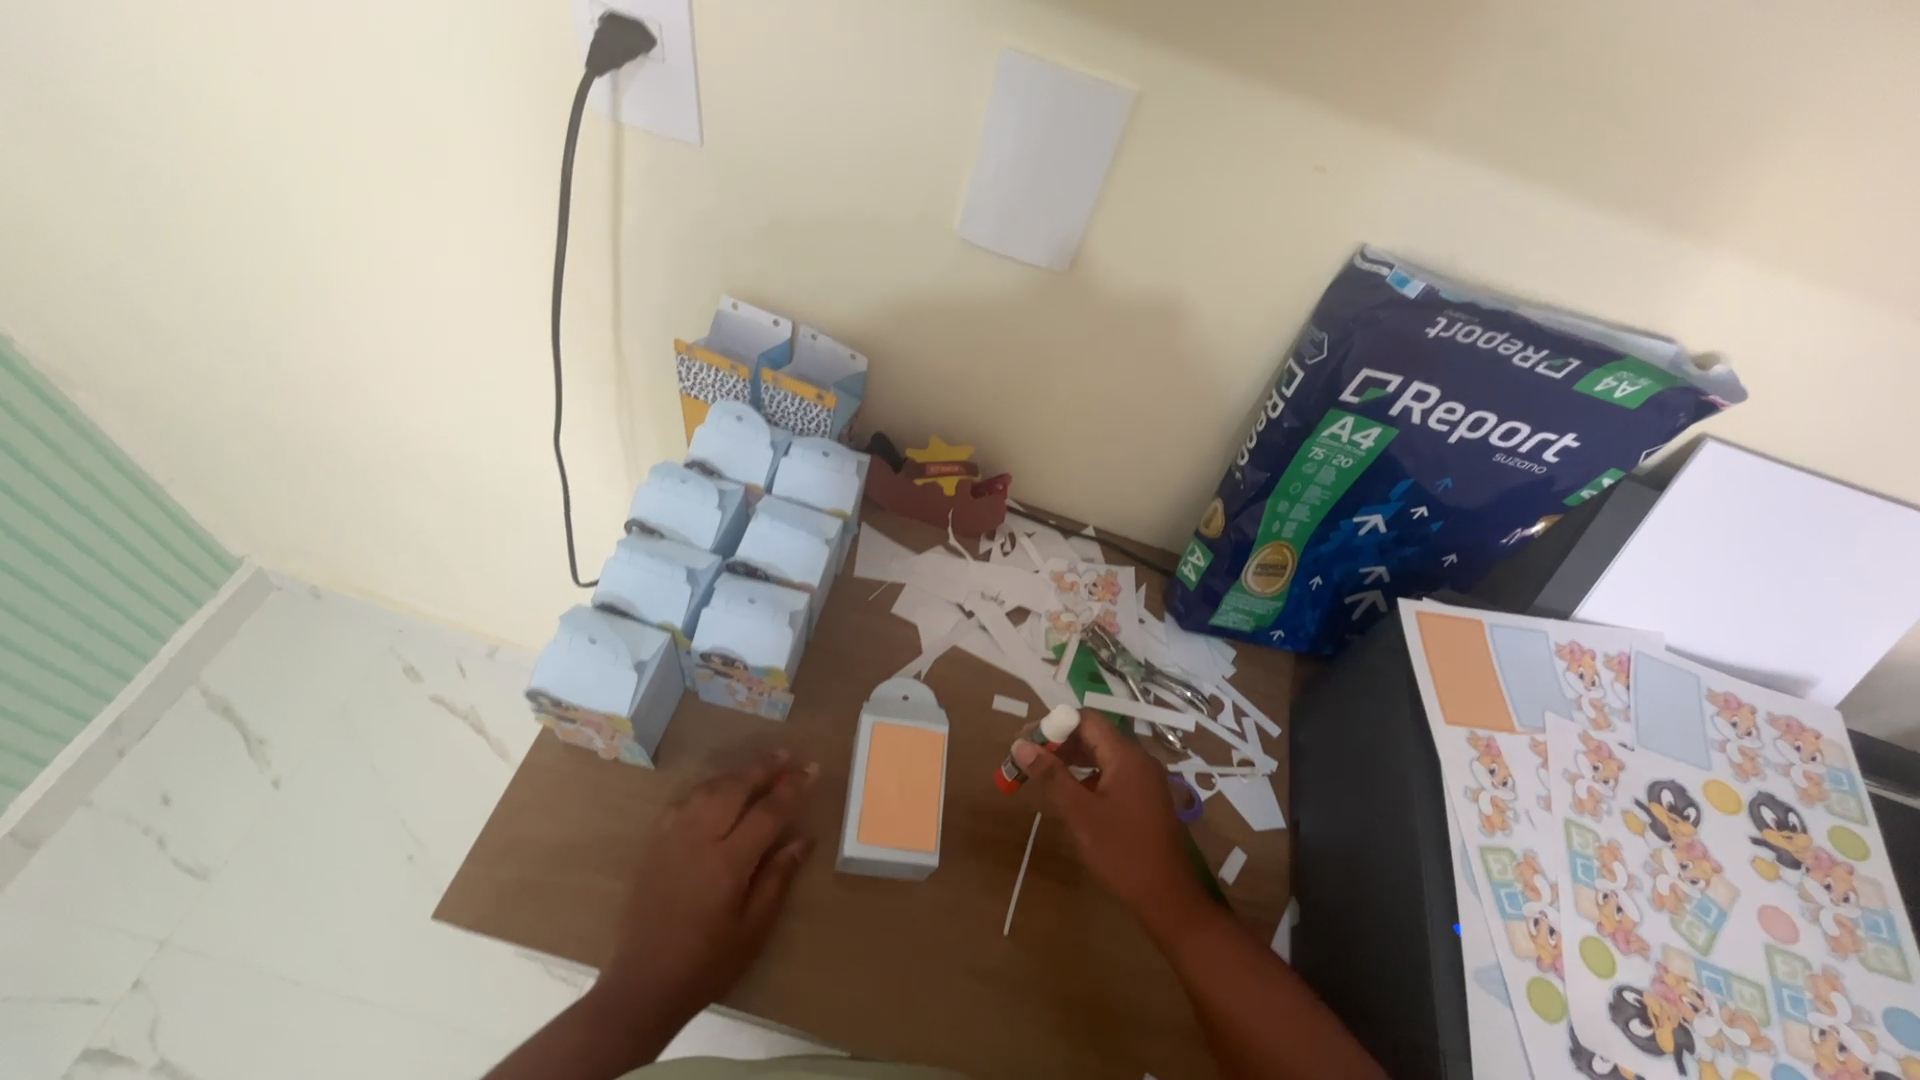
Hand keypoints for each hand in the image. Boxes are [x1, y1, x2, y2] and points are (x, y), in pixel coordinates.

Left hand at [594, 750, 817, 1039]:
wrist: (644, 984)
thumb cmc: (708, 963)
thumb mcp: (754, 928)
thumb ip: (778, 878)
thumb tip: (803, 840)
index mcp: (728, 863)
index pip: (768, 812)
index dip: (792, 788)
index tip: (811, 769)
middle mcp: (698, 841)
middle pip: (734, 788)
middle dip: (762, 768)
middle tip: (785, 755)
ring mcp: (671, 840)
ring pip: (706, 790)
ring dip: (733, 775)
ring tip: (755, 769)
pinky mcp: (653, 847)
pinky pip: (681, 803)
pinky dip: (704, 790)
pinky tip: (715, 792)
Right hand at [1012, 711, 1207, 937]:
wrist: (1167, 896)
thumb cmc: (1121, 852)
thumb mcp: (1080, 813)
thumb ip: (1051, 775)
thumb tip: (1021, 745)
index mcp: (1126, 756)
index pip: (1087, 719)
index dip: (1055, 724)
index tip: (1026, 740)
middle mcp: (1140, 759)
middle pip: (1096, 735)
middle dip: (1061, 742)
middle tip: (1028, 757)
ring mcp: (1147, 779)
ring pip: (1104, 755)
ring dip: (1073, 759)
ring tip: (1043, 772)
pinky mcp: (1147, 797)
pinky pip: (1114, 773)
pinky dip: (1090, 775)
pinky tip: (1072, 793)